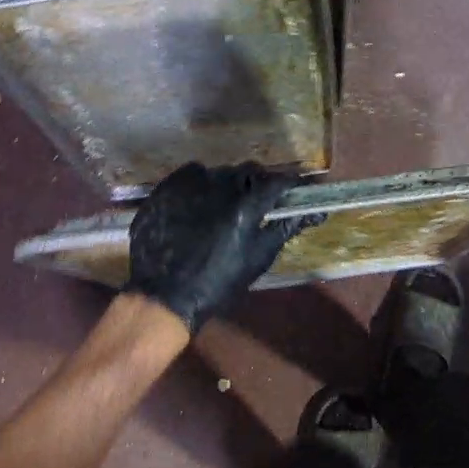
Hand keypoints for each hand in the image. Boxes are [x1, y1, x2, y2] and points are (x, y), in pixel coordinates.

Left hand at [124, 162, 320, 331]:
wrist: (164, 296)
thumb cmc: (217, 284)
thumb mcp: (256, 261)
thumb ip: (280, 231)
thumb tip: (304, 214)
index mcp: (245, 206)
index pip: (276, 182)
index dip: (287, 184)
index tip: (292, 188)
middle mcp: (220, 187)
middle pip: (248, 171)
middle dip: (258, 181)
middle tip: (257, 198)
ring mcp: (190, 185)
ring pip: (220, 172)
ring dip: (228, 183)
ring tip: (225, 202)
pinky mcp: (167, 187)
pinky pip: (190, 175)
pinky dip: (200, 183)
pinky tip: (198, 201)